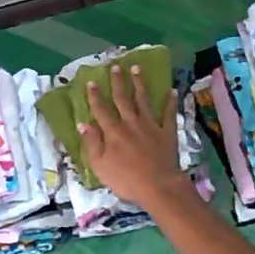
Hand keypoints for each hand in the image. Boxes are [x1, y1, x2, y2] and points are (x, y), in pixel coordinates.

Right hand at [80, 65, 192, 210]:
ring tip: (137, 68)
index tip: (92, 81)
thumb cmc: (126, 179)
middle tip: (115, 66)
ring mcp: (150, 126)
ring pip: (143, 100)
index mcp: (113, 131)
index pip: (101, 109)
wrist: (159, 187)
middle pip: (122, 99)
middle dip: (118, 82)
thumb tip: (82, 124)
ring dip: (139, 84)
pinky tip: (171, 91)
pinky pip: (168, 114)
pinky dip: (170, 103)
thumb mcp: (100, 165)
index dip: (95, 95)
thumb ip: (91, 143)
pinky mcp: (167, 133)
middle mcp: (130, 123)